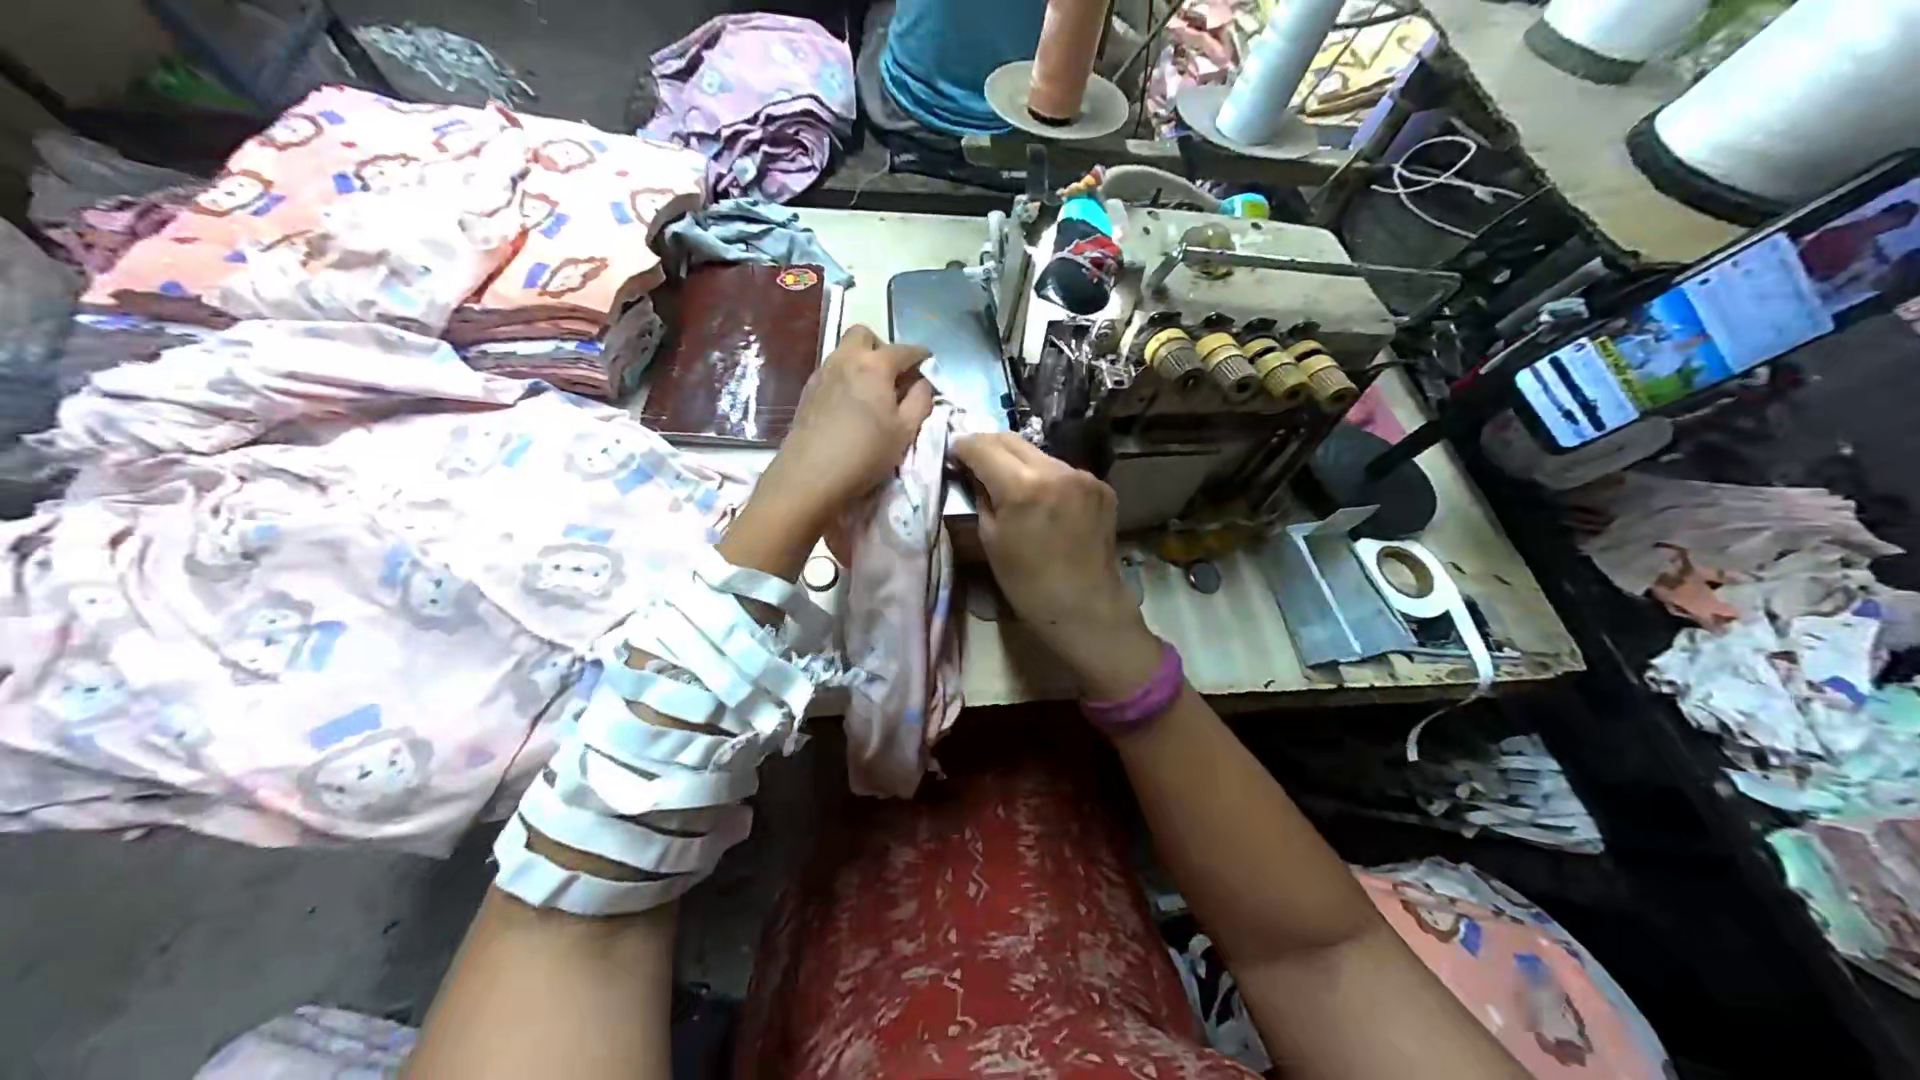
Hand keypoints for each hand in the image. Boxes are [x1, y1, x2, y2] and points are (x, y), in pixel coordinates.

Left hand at [759, 325, 933, 528]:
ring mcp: (822, 372)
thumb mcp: (905, 431)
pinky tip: (850, 405)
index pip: (905, 350)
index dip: (921, 356)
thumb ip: (920, 401)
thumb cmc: (865, 452)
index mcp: (875, 365)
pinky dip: (845, 377)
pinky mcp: (807, 391)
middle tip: (892, 374)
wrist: (810, 474)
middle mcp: (846, 359)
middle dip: (881, 347)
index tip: (928, 365)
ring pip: (844, 351)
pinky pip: (831, 371)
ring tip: (872, 392)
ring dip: (861, 361)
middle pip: (864, 335)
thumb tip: (923, 383)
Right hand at [952, 434, 1163, 700]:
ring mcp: (1083, 476)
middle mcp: (1056, 470)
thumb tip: (974, 473)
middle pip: (1012, 440)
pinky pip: (1062, 471)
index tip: (953, 453)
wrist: (1086, 607)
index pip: (983, 447)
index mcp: (1023, 486)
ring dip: (1018, 462)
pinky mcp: (1100, 486)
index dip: (962, 446)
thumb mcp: (990, 539)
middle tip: (973, 460)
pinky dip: (1046, 478)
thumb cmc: (1027, 583)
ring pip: (1038, 454)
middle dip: (988, 446)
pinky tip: (1042, 500)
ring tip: (1008, 482)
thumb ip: (981, 497)